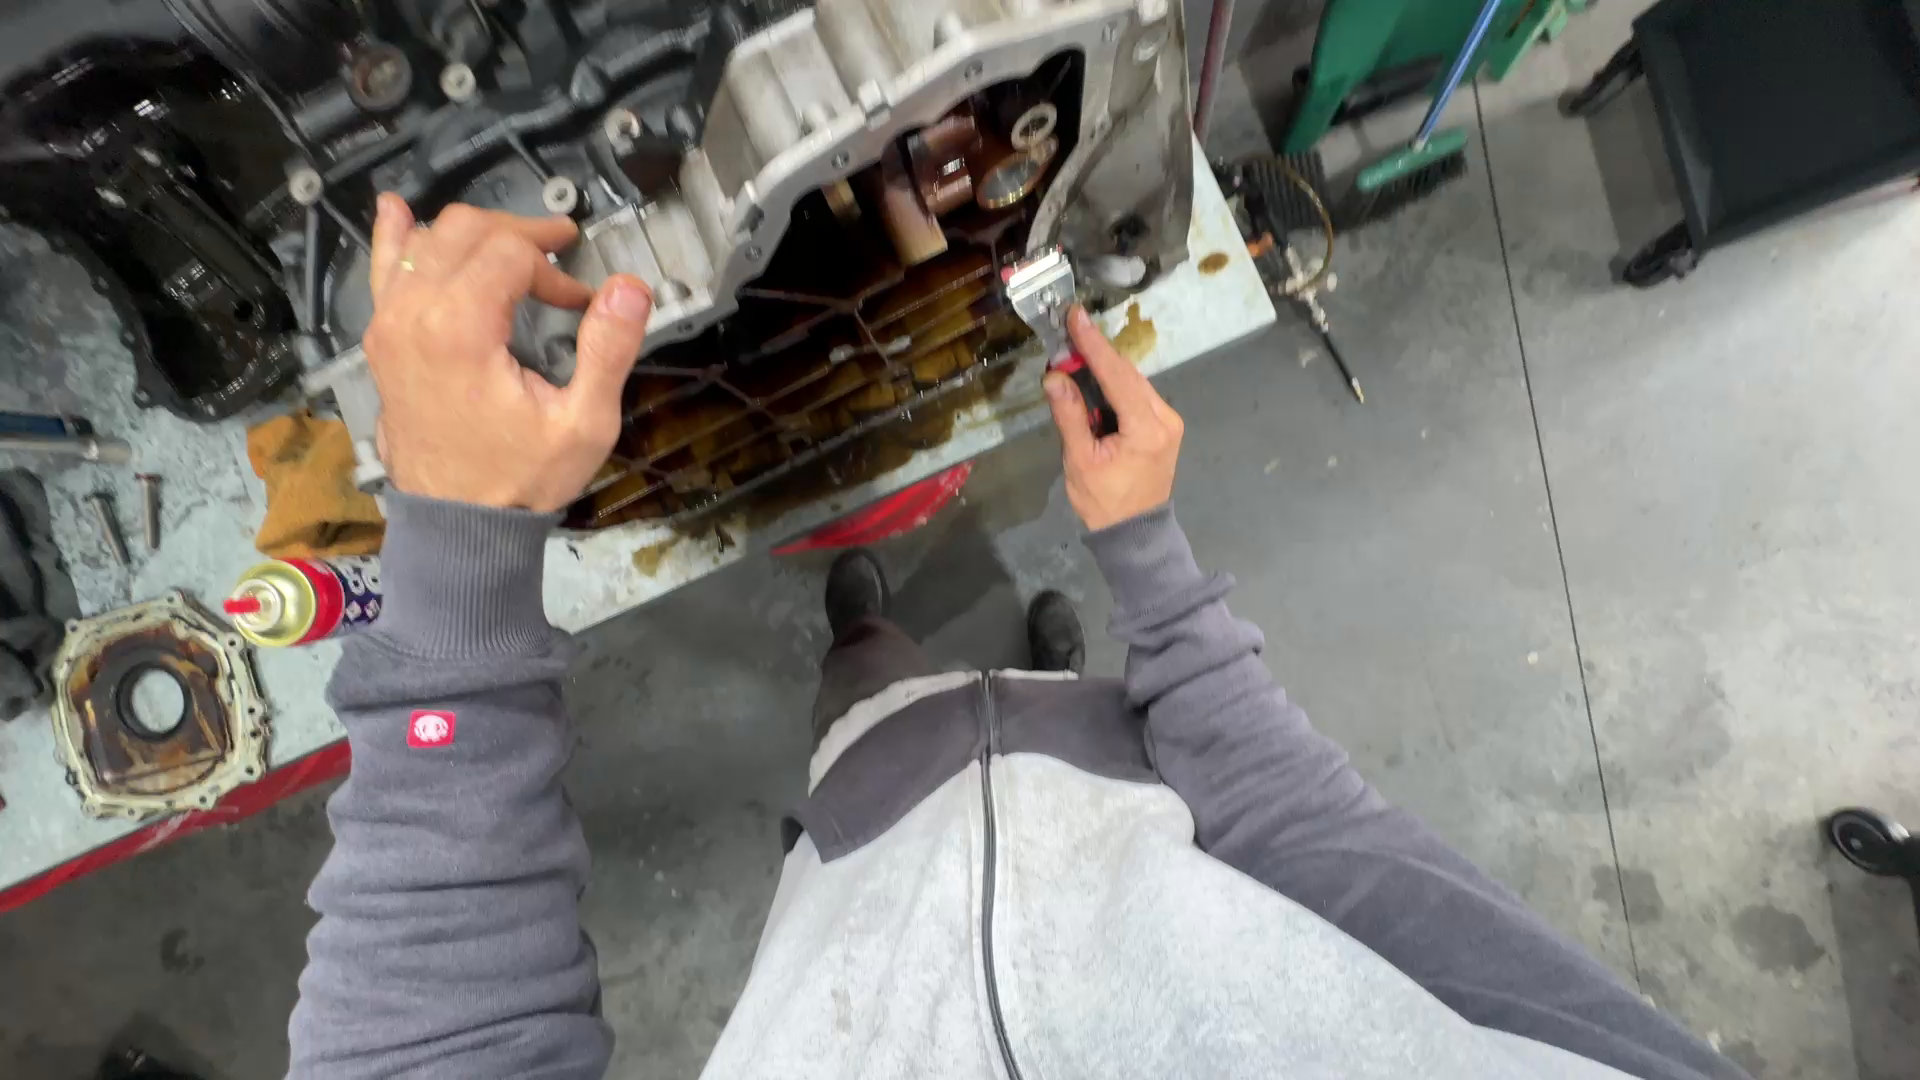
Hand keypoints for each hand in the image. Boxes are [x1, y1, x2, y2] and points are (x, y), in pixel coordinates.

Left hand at [363, 194, 652, 511]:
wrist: (462, 522)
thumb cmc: (525, 476)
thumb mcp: (585, 423)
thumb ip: (607, 351)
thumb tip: (630, 288)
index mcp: (461, 329)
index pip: (509, 253)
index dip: (555, 268)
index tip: (584, 304)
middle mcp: (412, 314)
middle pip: (464, 231)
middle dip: (522, 235)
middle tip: (563, 252)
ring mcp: (388, 325)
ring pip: (425, 242)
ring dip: (477, 234)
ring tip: (518, 245)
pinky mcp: (383, 341)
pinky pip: (385, 271)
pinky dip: (398, 238)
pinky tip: (399, 213)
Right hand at [1043, 306, 1183, 530]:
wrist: (1134, 532)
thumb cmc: (1104, 502)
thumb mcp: (1080, 460)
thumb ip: (1069, 416)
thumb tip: (1055, 377)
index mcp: (1147, 427)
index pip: (1117, 376)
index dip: (1094, 345)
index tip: (1076, 317)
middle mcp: (1165, 418)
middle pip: (1127, 375)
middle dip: (1096, 355)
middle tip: (1068, 334)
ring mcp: (1168, 421)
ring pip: (1133, 383)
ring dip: (1104, 370)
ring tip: (1074, 355)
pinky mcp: (1164, 427)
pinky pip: (1137, 396)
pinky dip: (1114, 386)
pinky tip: (1094, 381)